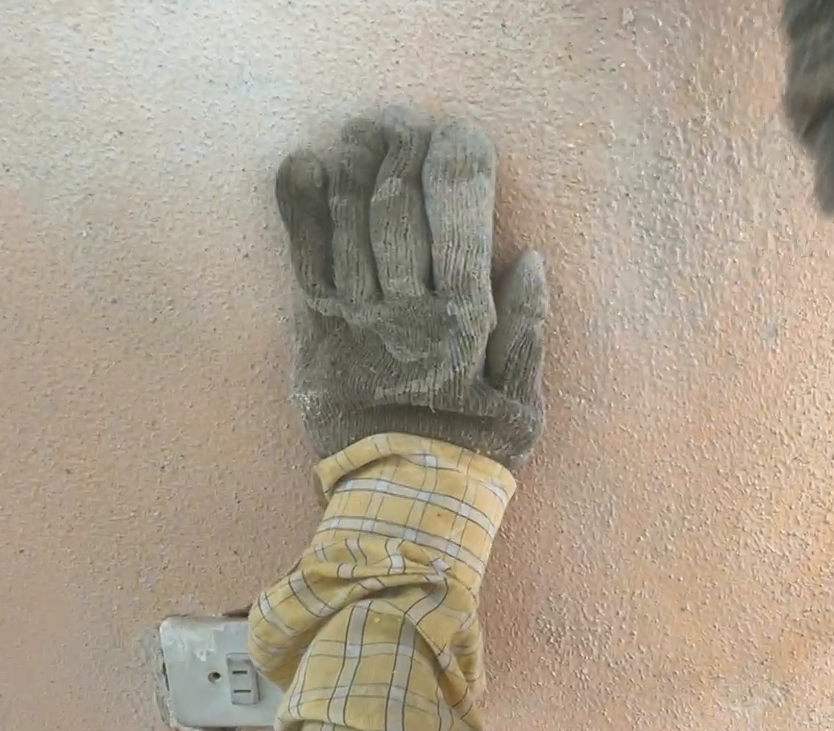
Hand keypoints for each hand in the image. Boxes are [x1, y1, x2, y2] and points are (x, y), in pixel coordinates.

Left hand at [276, 109, 549, 467]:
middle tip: (406, 121)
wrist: (401, 507)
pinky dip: (303, 211)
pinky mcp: (314, 338)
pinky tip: (307, 165)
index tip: (460, 133)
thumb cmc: (471, 456)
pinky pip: (304, 261)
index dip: (460, 169)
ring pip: (352, 225)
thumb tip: (530, 260)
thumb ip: (529, 332)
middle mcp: (406, 314)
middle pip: (401, 212)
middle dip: (405, 154)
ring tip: (365, 128)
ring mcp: (353, 322)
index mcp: (464, 327)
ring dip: (358, 166)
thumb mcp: (524, 407)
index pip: (462, 225)